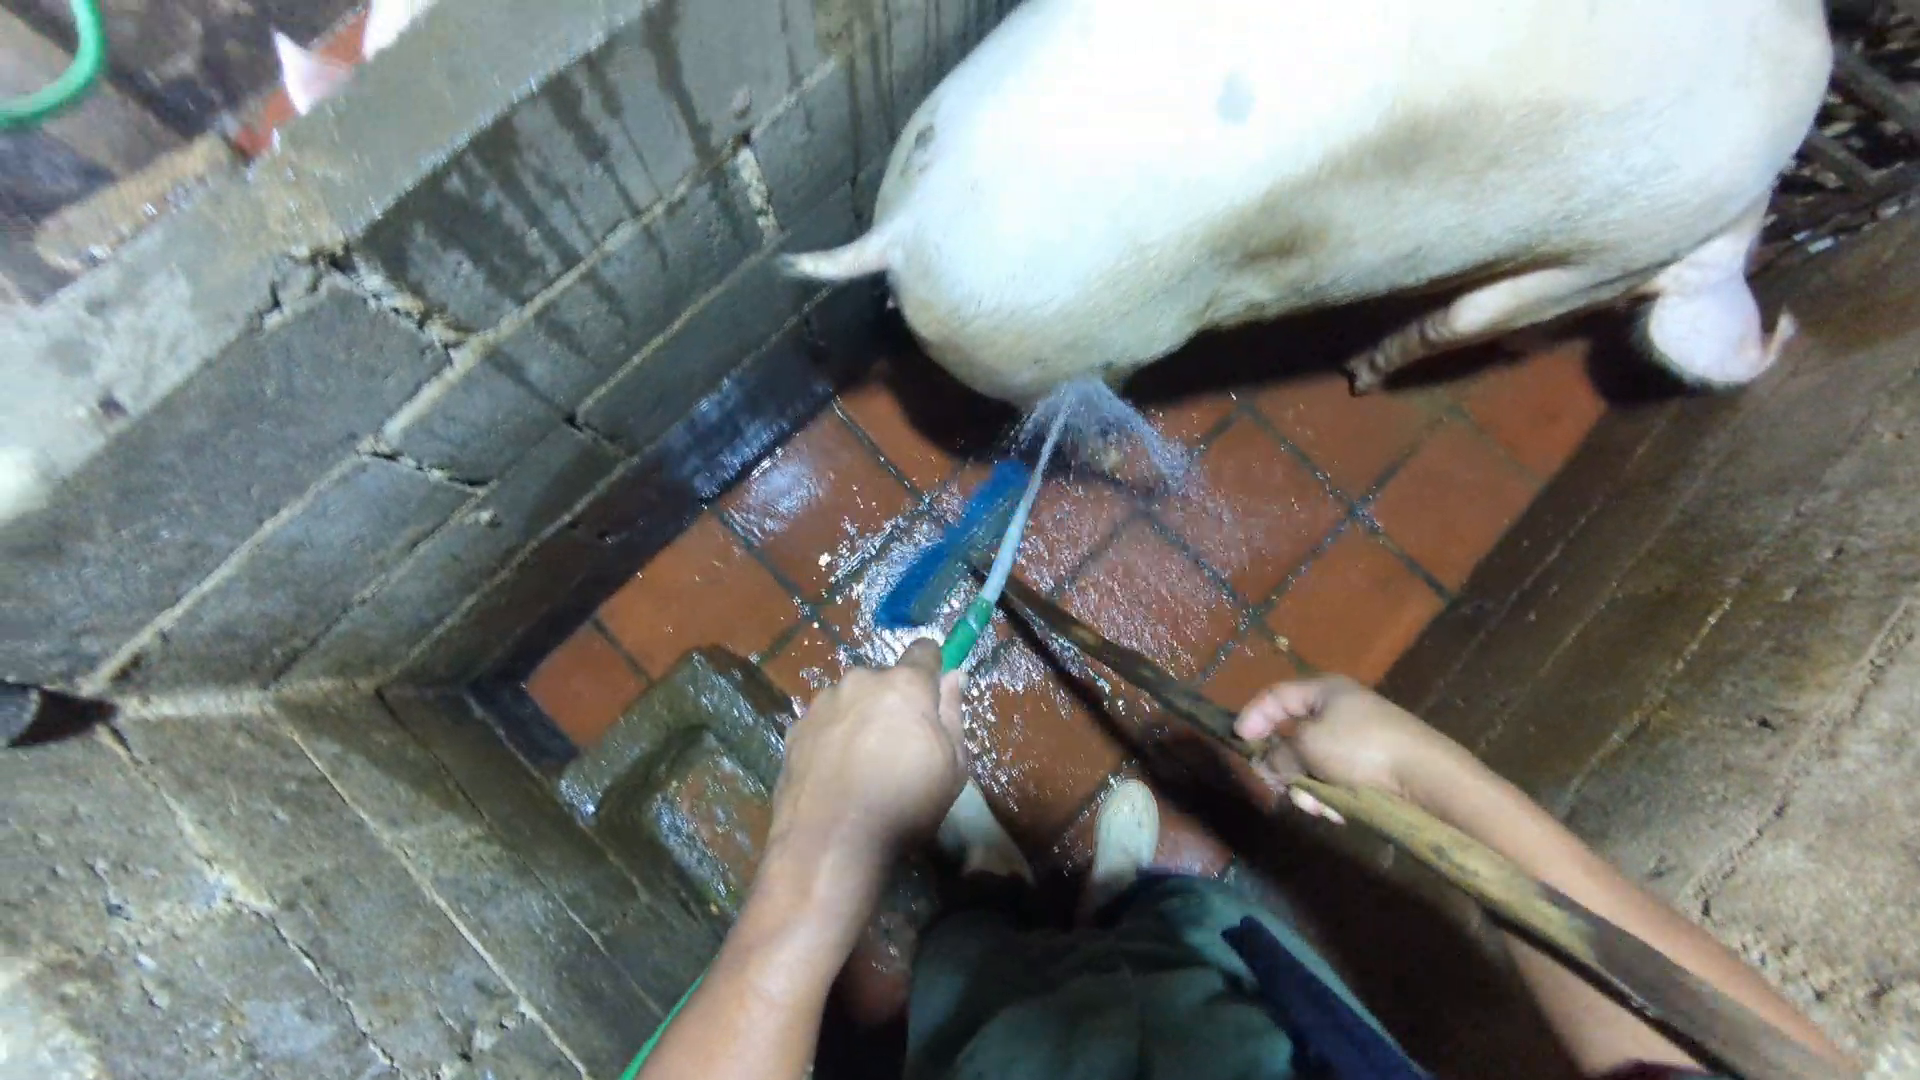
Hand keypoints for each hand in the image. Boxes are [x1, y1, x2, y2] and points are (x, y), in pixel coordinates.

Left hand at [768, 640, 966, 870]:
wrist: (830, 842)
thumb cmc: (905, 804)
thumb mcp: (953, 765)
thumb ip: (952, 712)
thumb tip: (953, 676)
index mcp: (904, 684)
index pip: (924, 651)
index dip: (931, 669)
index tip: (932, 696)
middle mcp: (861, 680)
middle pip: (884, 680)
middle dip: (893, 702)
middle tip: (897, 745)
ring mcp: (822, 703)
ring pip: (851, 699)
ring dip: (859, 718)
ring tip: (860, 764)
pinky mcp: (795, 728)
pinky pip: (824, 722)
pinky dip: (831, 737)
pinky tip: (834, 774)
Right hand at [1233, 676, 1472, 812]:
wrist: (1430, 778)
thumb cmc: (1361, 749)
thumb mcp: (1308, 746)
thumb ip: (1279, 754)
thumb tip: (1265, 765)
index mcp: (1324, 691)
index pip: (1275, 696)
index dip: (1253, 716)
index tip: (1240, 741)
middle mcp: (1340, 709)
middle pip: (1294, 736)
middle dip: (1287, 766)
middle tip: (1281, 786)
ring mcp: (1360, 738)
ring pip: (1315, 763)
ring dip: (1310, 787)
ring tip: (1319, 807)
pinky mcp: (1375, 766)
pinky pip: (1338, 778)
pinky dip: (1332, 795)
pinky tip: (1340, 812)